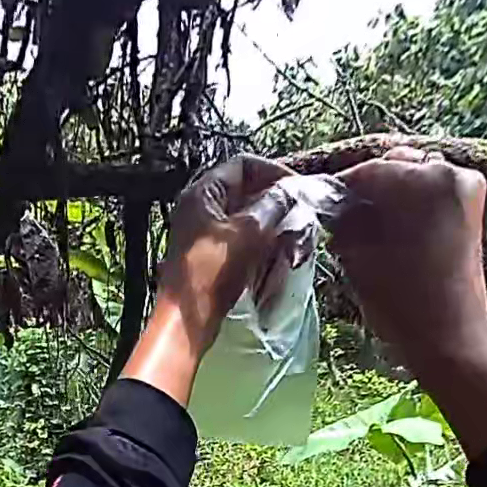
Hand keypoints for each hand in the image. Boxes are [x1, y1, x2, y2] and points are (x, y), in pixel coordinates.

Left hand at [156, 154, 297, 349]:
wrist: (188, 321)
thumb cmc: (213, 272)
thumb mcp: (248, 232)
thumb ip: (273, 203)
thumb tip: (290, 189)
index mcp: (202, 194)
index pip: (243, 165)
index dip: (273, 172)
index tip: (297, 189)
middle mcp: (198, 210)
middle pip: (244, 192)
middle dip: (274, 202)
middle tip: (298, 215)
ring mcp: (201, 235)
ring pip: (244, 219)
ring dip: (269, 225)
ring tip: (290, 238)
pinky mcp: (207, 258)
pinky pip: (238, 241)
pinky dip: (258, 244)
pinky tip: (275, 254)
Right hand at [325, 146, 486, 458]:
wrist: (448, 335)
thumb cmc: (399, 301)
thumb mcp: (359, 258)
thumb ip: (344, 223)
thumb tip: (331, 208)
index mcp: (425, 181)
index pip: (368, 170)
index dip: (336, 188)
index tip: (313, 204)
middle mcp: (451, 172)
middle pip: (393, 167)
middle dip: (364, 189)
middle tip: (336, 218)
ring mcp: (464, 188)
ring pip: (410, 178)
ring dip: (383, 197)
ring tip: (359, 228)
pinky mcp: (467, 208)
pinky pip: (426, 193)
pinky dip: (403, 206)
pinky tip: (383, 234)